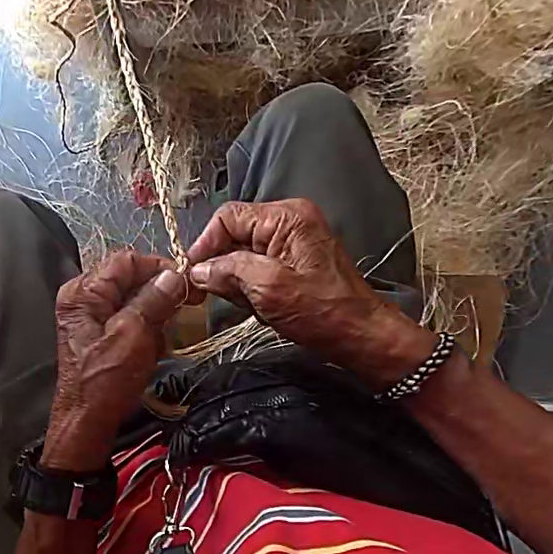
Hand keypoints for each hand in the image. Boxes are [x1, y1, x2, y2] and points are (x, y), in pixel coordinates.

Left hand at [43, 252, 188, 469]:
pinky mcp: (101, 335)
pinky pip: (131, 320)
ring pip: (134, 300)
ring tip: (161, 340)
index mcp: (83, 291)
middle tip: (183, 311)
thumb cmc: (106, 381)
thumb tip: (174, 275)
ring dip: (155, 316)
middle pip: (131, 279)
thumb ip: (153, 300)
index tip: (187, 283)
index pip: (127, 260)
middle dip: (159, 295)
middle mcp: (83, 298)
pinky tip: (153, 348)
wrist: (88, 422)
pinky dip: (147, 330)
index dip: (159, 268)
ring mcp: (91, 317)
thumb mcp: (133, 335)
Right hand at [185, 199, 437, 384]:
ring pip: (240, 253)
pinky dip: (247, 285)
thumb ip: (228, 271)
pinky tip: (254, 304)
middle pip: (233, 234)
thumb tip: (197, 270)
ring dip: (233, 279)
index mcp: (286, 217)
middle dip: (219, 264)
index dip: (205, 244)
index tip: (192, 274)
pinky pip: (254, 266)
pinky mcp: (291, 261)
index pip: (227, 217)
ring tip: (244, 302)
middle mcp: (288, 221)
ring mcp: (291, 241)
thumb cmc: (322, 311)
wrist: (360, 336)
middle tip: (208, 294)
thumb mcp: (268, 288)